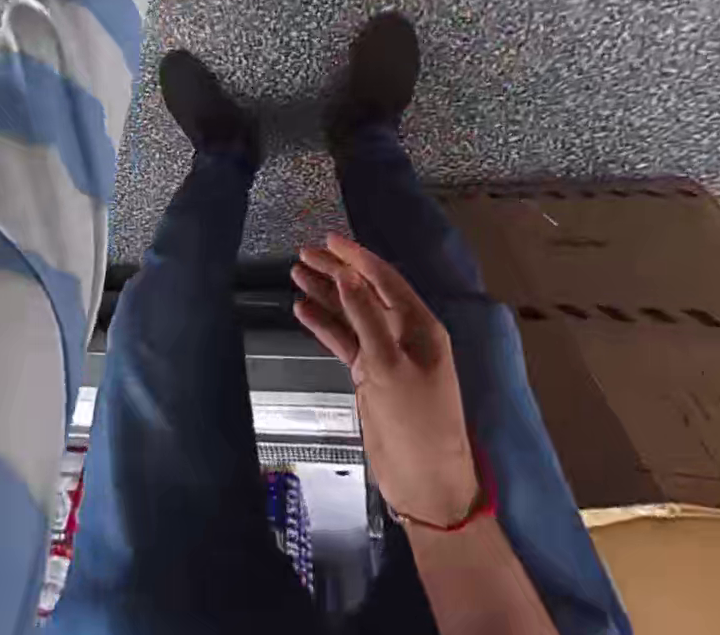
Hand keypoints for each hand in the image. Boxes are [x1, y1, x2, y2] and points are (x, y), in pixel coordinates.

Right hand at [292, 233, 479, 525]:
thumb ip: (367, 317)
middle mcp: (402, 333)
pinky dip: (324, 325)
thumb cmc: (416, 420)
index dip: (356, 257)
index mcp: (419, 325)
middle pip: (364, 292)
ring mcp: (384, 353)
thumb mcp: (390, 366)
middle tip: (303, 254)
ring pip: (350, 314)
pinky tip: (303, 310)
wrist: (422, 479)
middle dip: (335, 272)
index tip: (329, 239)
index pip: (384, 279)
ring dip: (325, 294)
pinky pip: (343, 340)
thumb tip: (348, 274)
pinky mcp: (368, 373)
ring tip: (297, 274)